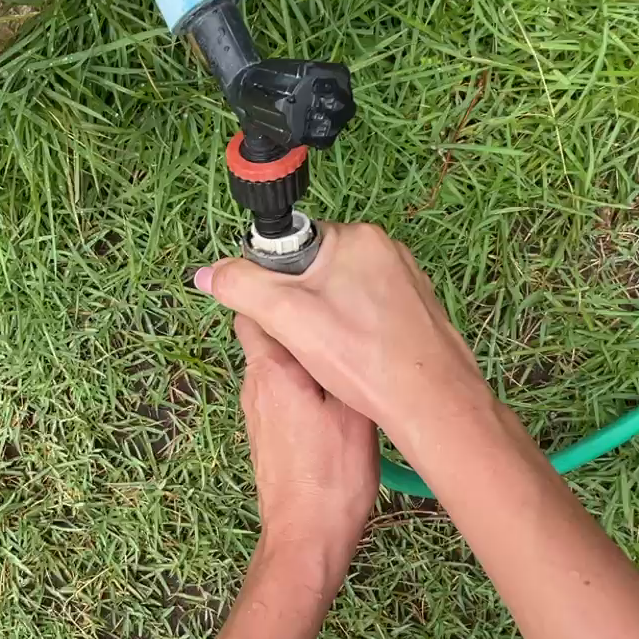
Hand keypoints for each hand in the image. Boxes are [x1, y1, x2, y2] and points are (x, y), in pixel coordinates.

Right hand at [199, 223, 498, 472]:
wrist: (431, 401)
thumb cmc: (362, 356)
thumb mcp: (286, 317)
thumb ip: (241, 287)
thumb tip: (207, 274)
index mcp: (355, 237)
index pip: (290, 247)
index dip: (271, 283)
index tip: (278, 316)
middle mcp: (384, 249)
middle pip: (313, 270)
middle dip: (298, 304)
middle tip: (303, 340)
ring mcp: (403, 278)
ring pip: (339, 293)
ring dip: (324, 319)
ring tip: (331, 353)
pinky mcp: (414, 307)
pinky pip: (365, 309)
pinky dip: (352, 331)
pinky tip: (354, 357)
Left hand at [234, 316, 378, 592]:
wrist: (305, 534)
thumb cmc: (332, 474)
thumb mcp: (351, 410)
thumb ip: (340, 364)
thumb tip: (339, 328)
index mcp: (270, 369)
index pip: (256, 310)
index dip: (281, 293)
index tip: (316, 287)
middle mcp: (253, 384)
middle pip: (269, 334)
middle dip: (301, 324)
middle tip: (343, 322)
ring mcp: (255, 410)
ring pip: (277, 363)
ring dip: (305, 356)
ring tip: (347, 357)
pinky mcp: (265, 431)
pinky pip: (280, 390)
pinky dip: (302, 383)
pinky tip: (335, 394)